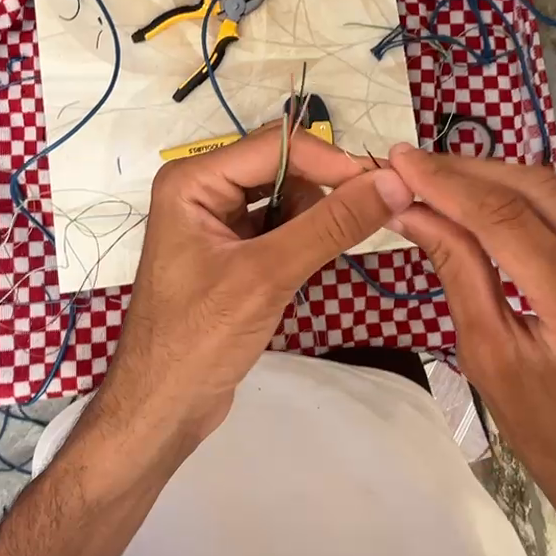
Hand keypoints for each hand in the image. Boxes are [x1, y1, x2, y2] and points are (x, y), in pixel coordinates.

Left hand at [96, 124, 414, 447]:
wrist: (163, 409)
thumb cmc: (201, 338)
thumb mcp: (268, 275)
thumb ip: (330, 225)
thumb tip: (392, 182)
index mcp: (192, 179)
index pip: (276, 147)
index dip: (331, 161)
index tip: (385, 185)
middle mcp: (200, 187)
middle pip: (280, 166)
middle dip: (322, 190)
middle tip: (370, 216)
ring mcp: (213, 218)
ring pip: (283, 194)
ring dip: (313, 217)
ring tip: (319, 257)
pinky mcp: (229, 248)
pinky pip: (277, 223)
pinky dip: (301, 236)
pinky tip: (307, 265)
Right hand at [385, 145, 555, 555]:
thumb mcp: (491, 361)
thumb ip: (457, 272)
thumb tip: (413, 209)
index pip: (509, 222)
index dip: (450, 183)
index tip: (403, 159)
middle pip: (547, 193)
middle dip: (477, 171)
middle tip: (423, 164)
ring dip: (510, 187)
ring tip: (455, 184)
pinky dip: (548, 215)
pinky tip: (510, 217)